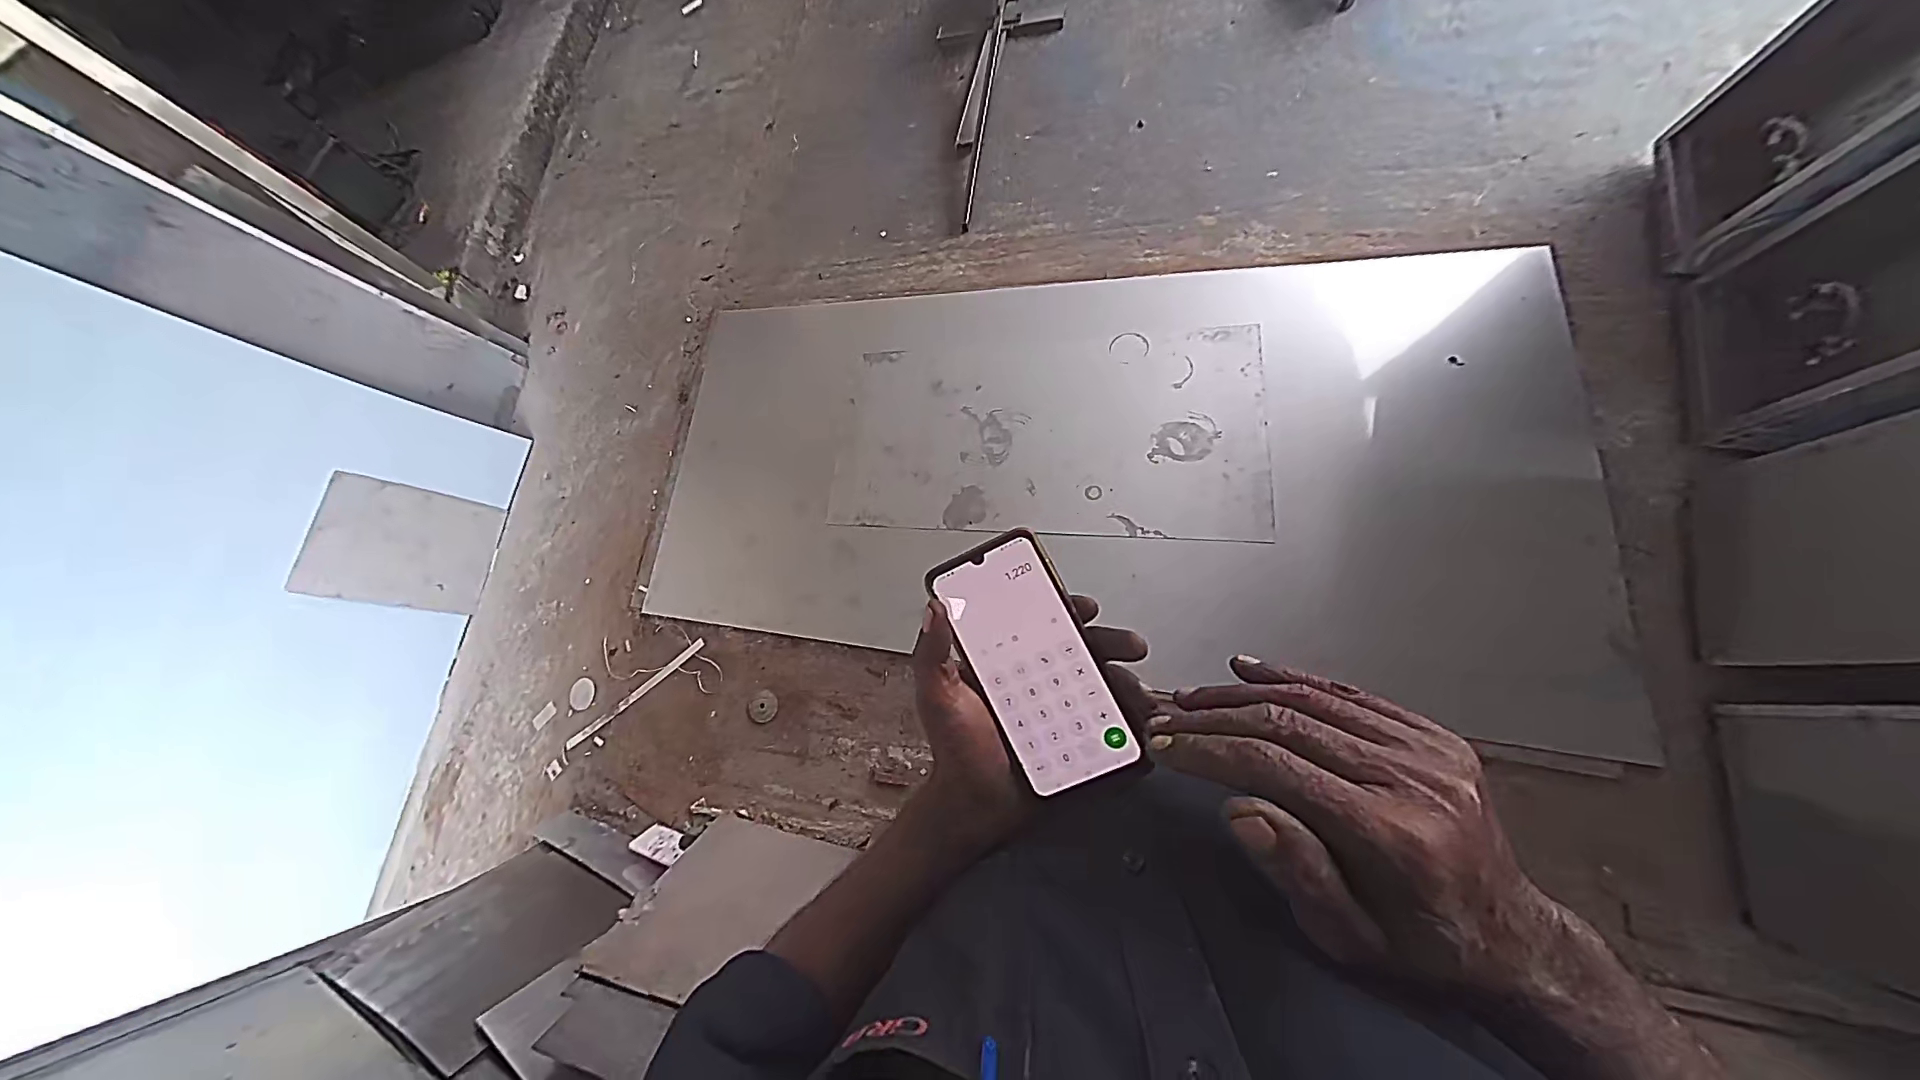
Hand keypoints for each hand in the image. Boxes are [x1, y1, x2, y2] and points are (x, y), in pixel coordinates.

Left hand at [909, 594, 1146, 853]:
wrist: (973, 807)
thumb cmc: (954, 750)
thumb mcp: (937, 696)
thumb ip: (932, 654)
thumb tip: (935, 609)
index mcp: (1008, 663)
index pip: (1041, 624)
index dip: (1065, 609)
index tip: (1085, 607)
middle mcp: (1038, 680)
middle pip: (1081, 649)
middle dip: (1111, 642)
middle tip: (1131, 646)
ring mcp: (1060, 710)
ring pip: (1100, 684)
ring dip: (1124, 682)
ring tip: (1138, 691)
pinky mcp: (1075, 740)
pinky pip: (1107, 724)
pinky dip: (1128, 720)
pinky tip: (1139, 722)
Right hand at [1148, 656, 1560, 995]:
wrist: (1507, 938)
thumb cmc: (1420, 945)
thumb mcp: (1347, 935)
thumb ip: (1294, 869)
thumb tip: (1238, 809)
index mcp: (1393, 833)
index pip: (1274, 765)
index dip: (1208, 749)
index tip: (1166, 744)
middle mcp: (1415, 780)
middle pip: (1288, 723)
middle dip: (1213, 717)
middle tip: (1167, 717)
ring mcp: (1427, 751)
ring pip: (1312, 699)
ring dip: (1241, 694)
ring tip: (1194, 697)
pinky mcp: (1429, 735)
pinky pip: (1347, 693)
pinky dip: (1291, 677)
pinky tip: (1250, 671)